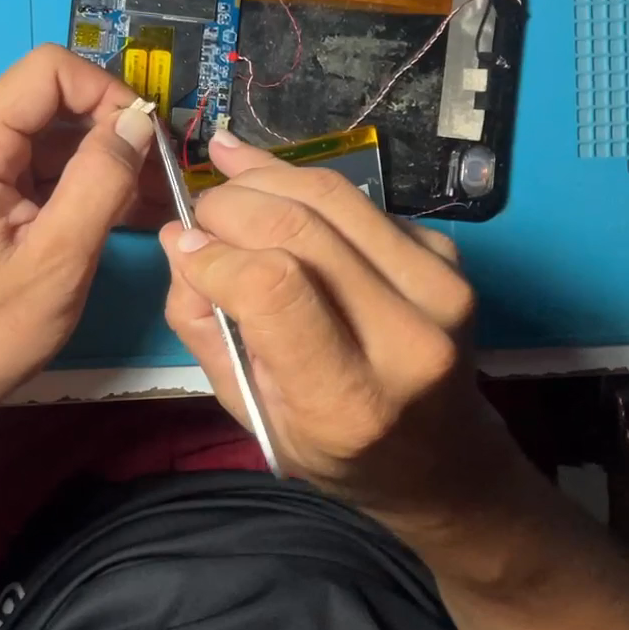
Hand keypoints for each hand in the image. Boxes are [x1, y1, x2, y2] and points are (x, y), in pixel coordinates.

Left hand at [0, 45, 156, 435]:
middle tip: (163, 175)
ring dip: (106, 163)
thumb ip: (101, 181)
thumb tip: (137, 122)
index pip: (47, 71)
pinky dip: (85, 187)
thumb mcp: (59, 260)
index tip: (147, 140)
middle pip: (52, 103)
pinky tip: (129, 214)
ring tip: (158, 200)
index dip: (107, 93)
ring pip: (54, 139)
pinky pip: (42, 172)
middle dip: (113, 132)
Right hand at [158, 131, 515, 519]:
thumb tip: (180, 241)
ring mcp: (440, 288)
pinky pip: (358, 201)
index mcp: (348, 398)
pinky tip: (269, 184)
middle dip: (230, 206)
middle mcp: (407, 337)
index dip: (215, 257)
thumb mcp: (250, 411)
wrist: (441, 458)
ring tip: (224, 171)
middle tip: (198, 213)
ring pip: (333, 194)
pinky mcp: (448, 255)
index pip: (273, 289)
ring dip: (265, 176)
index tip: (183, 248)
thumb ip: (204, 329)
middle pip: (300, 227)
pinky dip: (304, 185)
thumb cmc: (332, 447)